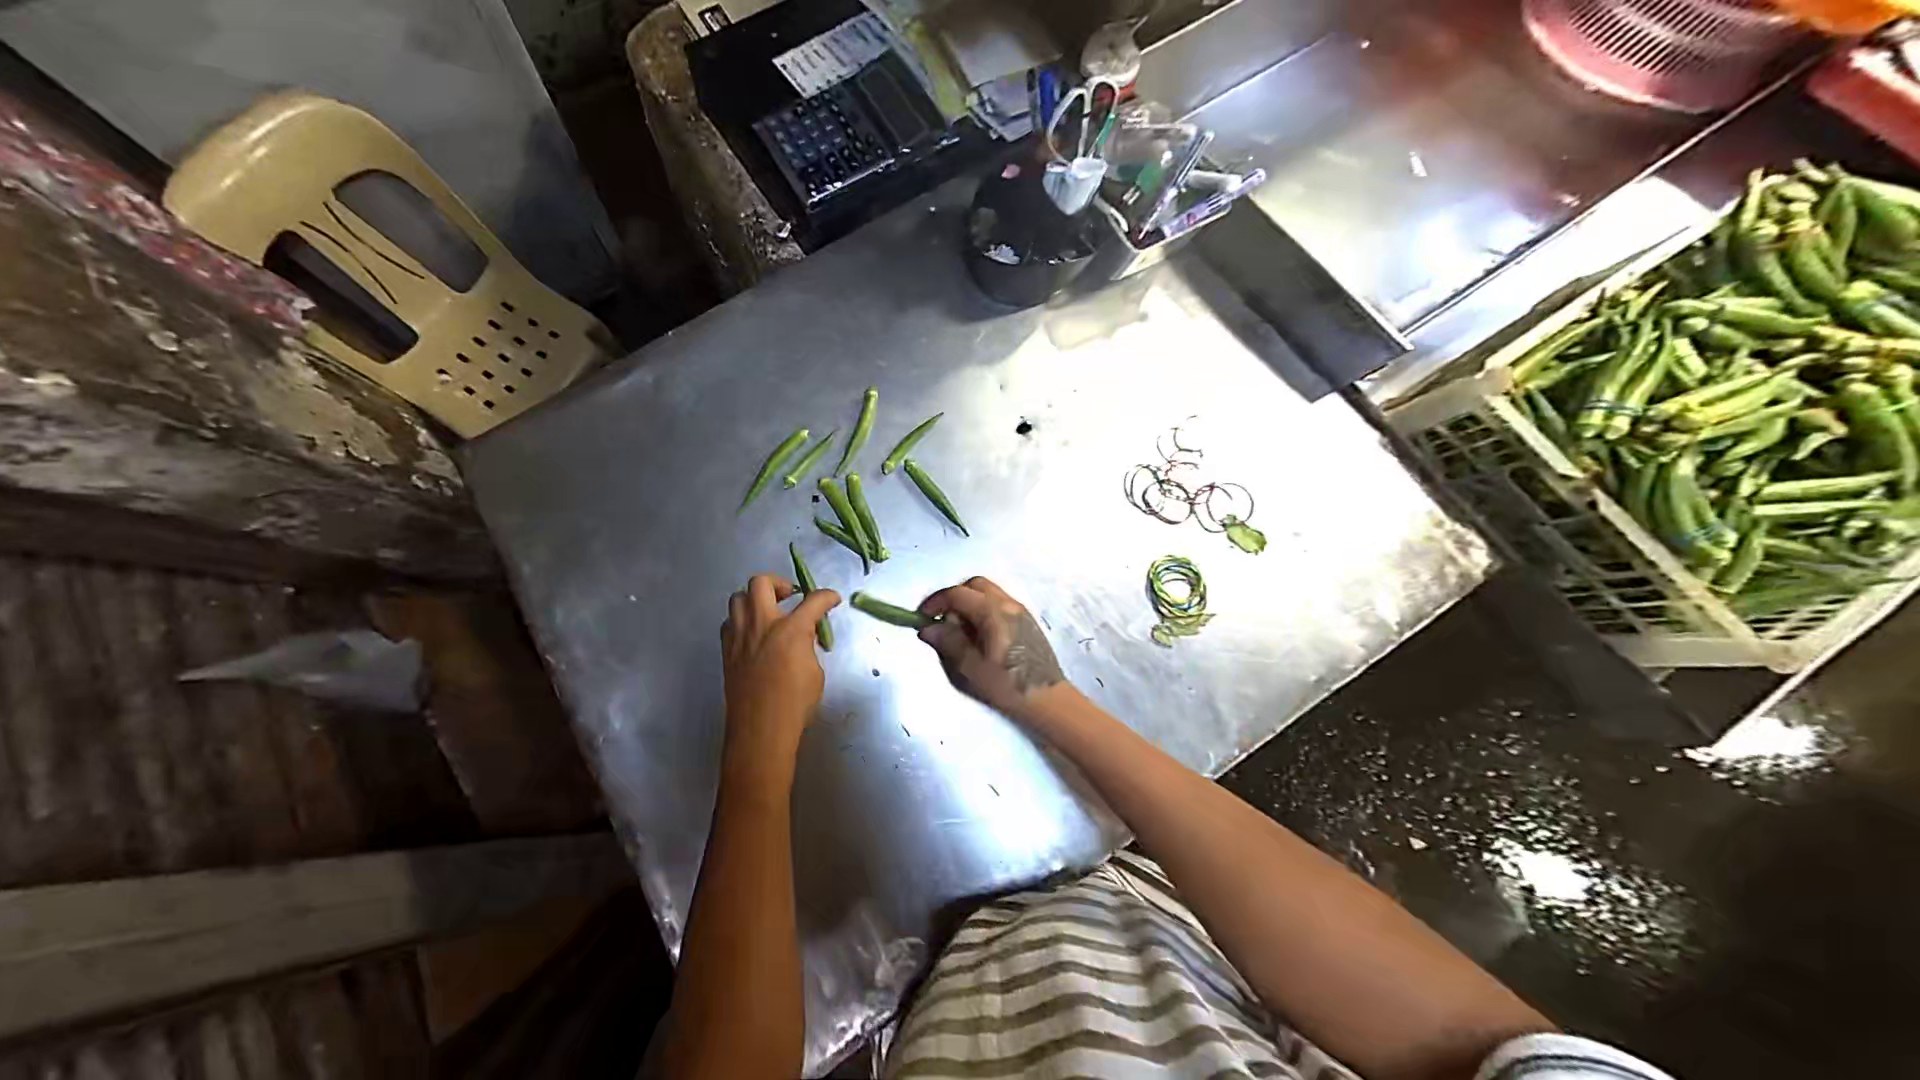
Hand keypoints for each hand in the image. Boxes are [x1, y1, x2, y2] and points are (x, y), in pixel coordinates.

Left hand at [721, 574, 840, 764]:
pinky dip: (742, 620)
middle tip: (790, 597)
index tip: (832, 599)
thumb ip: (808, 646)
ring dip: (755, 599)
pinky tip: (753, 633)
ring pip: (738, 598)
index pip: (814, 601)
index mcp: (790, 630)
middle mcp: (762, 624)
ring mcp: (740, 636)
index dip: (827, 597)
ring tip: (768, 612)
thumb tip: (802, 637)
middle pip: (761, 583)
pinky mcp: (727, 650)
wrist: (760, 728)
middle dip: (779, 583)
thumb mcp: (815, 671)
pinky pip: (730, 622)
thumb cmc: (795, 703)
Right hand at [918, 576, 1065, 718]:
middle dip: (954, 598)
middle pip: (975, 586)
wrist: (1047, 699)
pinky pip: (999, 604)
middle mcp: (1009, 604)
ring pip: (988, 593)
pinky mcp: (1026, 622)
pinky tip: (979, 636)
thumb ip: (949, 642)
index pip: (958, 594)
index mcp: (994, 612)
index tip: (923, 616)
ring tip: (959, 631)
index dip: (936, 602)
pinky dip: (983, 610)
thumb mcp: (971, 667)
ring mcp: (1020, 611)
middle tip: (942, 620)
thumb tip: (928, 628)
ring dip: (969, 604)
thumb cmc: (1007, 685)